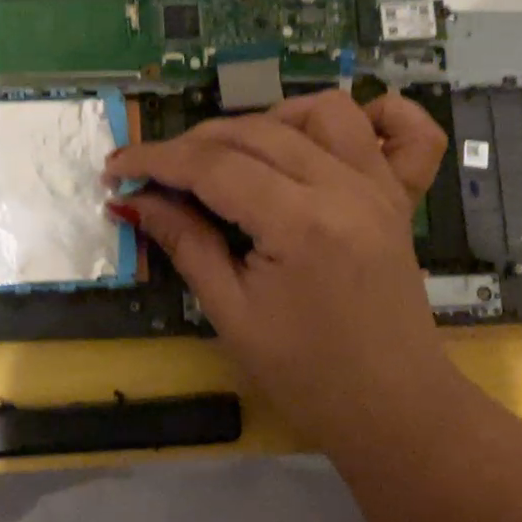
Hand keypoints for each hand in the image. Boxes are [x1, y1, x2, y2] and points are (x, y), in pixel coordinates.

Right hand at [104, 90, 457, 440]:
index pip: (213, 166)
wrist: (393, 410)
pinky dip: (372, 114)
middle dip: (192, 143)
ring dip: (266, 120)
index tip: (114, 167)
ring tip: (231, 155)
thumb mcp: (231, 313)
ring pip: (322, 112)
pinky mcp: (400, 198)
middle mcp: (345, 188)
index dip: (155, 160)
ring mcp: (381, 188)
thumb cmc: (305, 376)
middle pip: (257, 132)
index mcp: (299, 224)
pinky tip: (326, 136)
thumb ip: (185, 244)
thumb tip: (133, 201)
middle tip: (152, 174)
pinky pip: (407, 132)